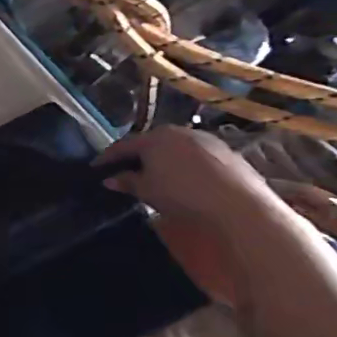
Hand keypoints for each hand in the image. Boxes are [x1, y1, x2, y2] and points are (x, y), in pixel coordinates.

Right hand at [95, 127, 297, 306]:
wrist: (239, 205)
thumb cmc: (182, 195)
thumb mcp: (147, 191)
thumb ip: (127, 182)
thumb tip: (110, 180)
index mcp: (155, 137)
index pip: (124, 144)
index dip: (108, 157)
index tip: (96, 167)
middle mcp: (180, 132)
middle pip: (152, 142)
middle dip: (138, 155)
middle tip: (126, 169)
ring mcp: (207, 140)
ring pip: (176, 147)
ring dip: (164, 159)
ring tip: (156, 175)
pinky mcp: (228, 153)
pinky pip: (197, 156)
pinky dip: (186, 165)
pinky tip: (186, 180)